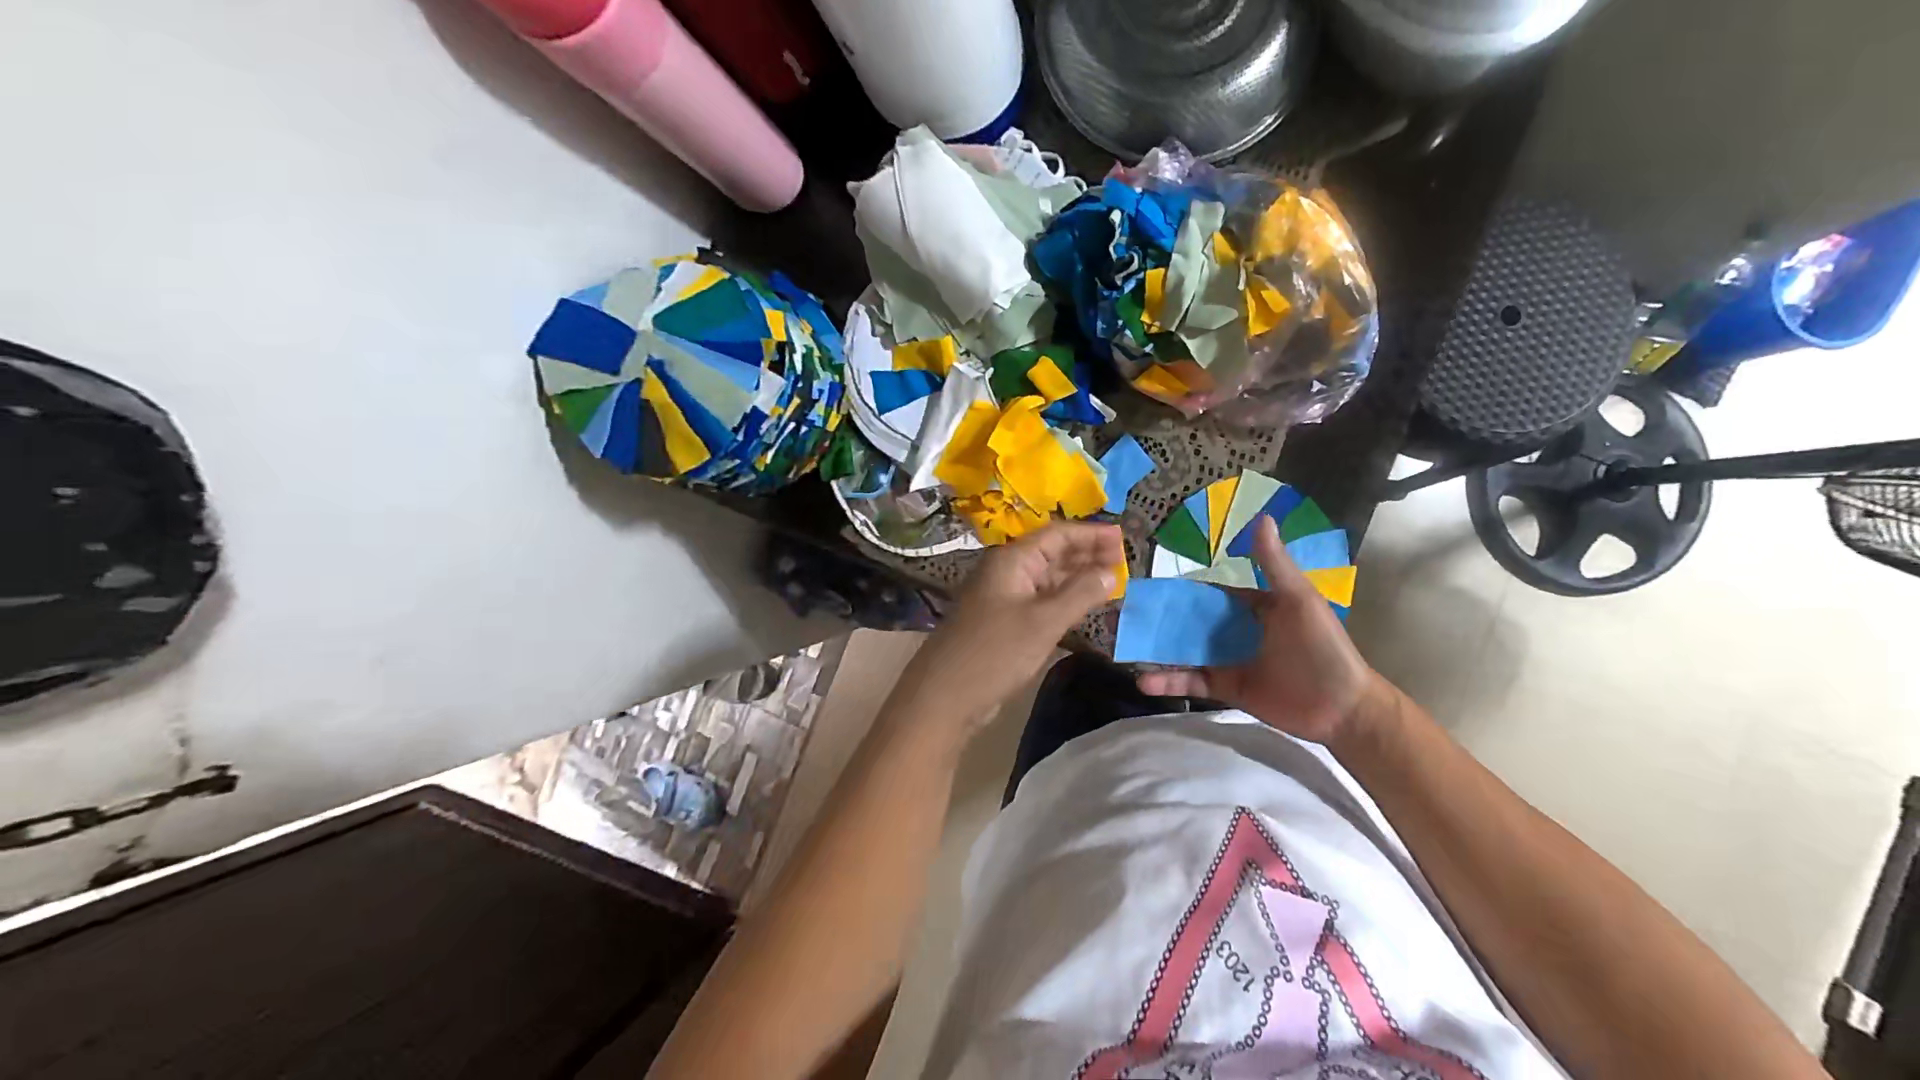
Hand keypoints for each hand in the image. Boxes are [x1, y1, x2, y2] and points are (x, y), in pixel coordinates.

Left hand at [895, 522, 1123, 731]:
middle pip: (1052, 552)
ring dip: (1078, 577)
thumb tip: (1110, 571)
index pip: (1057, 534)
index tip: (1123, 537)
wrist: (946, 694)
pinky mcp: (1005, 622)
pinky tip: (1086, 606)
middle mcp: (1007, 572)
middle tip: (1125, 560)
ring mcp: (1004, 597)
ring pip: (1048, 578)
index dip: (1091, 534)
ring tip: (1114, 580)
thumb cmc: (995, 652)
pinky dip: (1065, 599)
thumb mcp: (1043, 621)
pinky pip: (1041, 600)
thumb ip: (1080, 593)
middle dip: (1087, 554)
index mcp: (1012, 560)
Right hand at [1137, 514, 1383, 743]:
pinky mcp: (1225, 689)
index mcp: (1250, 605)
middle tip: (1121, 618)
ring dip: (1154, 649)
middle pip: (1188, 622)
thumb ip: (1274, 565)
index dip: (1178, 591)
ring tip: (1121, 647)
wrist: (1342, 707)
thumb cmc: (1322, 647)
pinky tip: (1143, 681)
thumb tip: (1261, 517)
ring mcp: (1227, 660)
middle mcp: (1233, 630)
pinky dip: (1167, 682)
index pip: (1207, 594)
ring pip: (1182, 651)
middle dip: (1157, 620)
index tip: (1145, 588)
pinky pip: (1190, 683)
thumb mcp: (1299, 600)